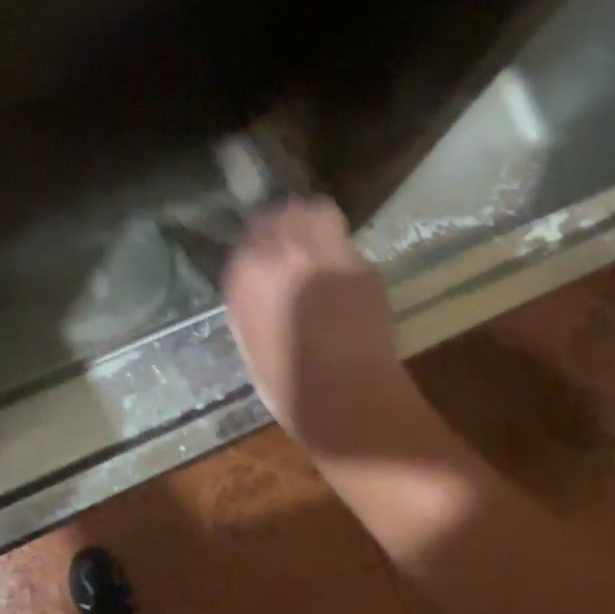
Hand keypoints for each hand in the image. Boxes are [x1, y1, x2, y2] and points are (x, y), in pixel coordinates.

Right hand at [222, 198, 417, 454]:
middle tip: (289, 242)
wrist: (347, 399)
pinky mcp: (365, 266)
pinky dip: (338, 254)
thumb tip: (255, 279)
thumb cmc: (288, 385)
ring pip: (319, 216)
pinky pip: (345, 246)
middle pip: (286, 214)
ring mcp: (331, 254)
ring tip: (316, 252)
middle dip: (286, 223)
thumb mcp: (250, 342)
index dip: (256, 244)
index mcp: (250, 275)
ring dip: (314, 226)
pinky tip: (338, 283)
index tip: (259, 254)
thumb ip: (249, 299)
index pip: (249, 238)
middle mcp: (288, 253)